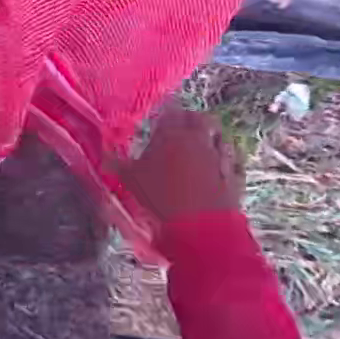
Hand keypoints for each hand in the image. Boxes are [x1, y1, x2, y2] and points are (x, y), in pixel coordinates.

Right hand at [118, 108, 243, 223]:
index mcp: (172, 133)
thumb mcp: (130, 179)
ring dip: (211, 137)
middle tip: (180, 129)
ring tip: (199, 146)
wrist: (201, 227)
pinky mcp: (236, 175)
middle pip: (199, 118)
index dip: (165, 113)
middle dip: (190, 120)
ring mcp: (221, 156)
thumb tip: (103, 155)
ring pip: (219, 135)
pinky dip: (227, 158)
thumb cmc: (160, 197)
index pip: (170, 111)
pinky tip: (219, 165)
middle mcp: (199, 138)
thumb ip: (116, 163)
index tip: (158, 120)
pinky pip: (234, 159)